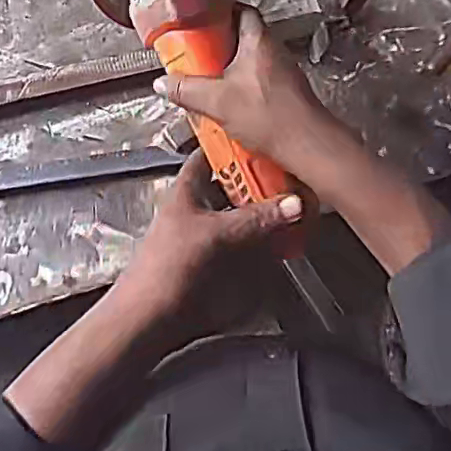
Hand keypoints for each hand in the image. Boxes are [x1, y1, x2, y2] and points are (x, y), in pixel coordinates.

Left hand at [109, 150, 301, 323]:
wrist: (153, 316)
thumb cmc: (171, 264)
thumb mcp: (215, 233)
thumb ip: (255, 218)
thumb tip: (295, 203)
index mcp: (187, 189)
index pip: (208, 154)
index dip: (230, 143)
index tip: (262, 135)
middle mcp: (199, 206)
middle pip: (232, 183)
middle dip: (259, 178)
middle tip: (292, 172)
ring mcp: (209, 233)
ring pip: (242, 211)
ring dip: (266, 208)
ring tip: (298, 200)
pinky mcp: (219, 259)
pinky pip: (247, 239)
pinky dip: (266, 235)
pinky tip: (286, 236)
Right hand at [151, 7, 346, 173]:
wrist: (307, 146)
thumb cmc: (274, 117)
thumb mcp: (216, 101)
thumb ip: (186, 89)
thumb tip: (165, 83)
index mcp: (259, 41)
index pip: (240, 10)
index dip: (220, 11)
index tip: (201, 18)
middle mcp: (273, 52)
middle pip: (242, 36)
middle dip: (217, 44)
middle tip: (196, 53)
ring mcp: (281, 73)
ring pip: (249, 60)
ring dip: (228, 68)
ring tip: (206, 81)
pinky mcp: (283, 94)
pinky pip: (256, 81)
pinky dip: (240, 88)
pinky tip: (226, 105)